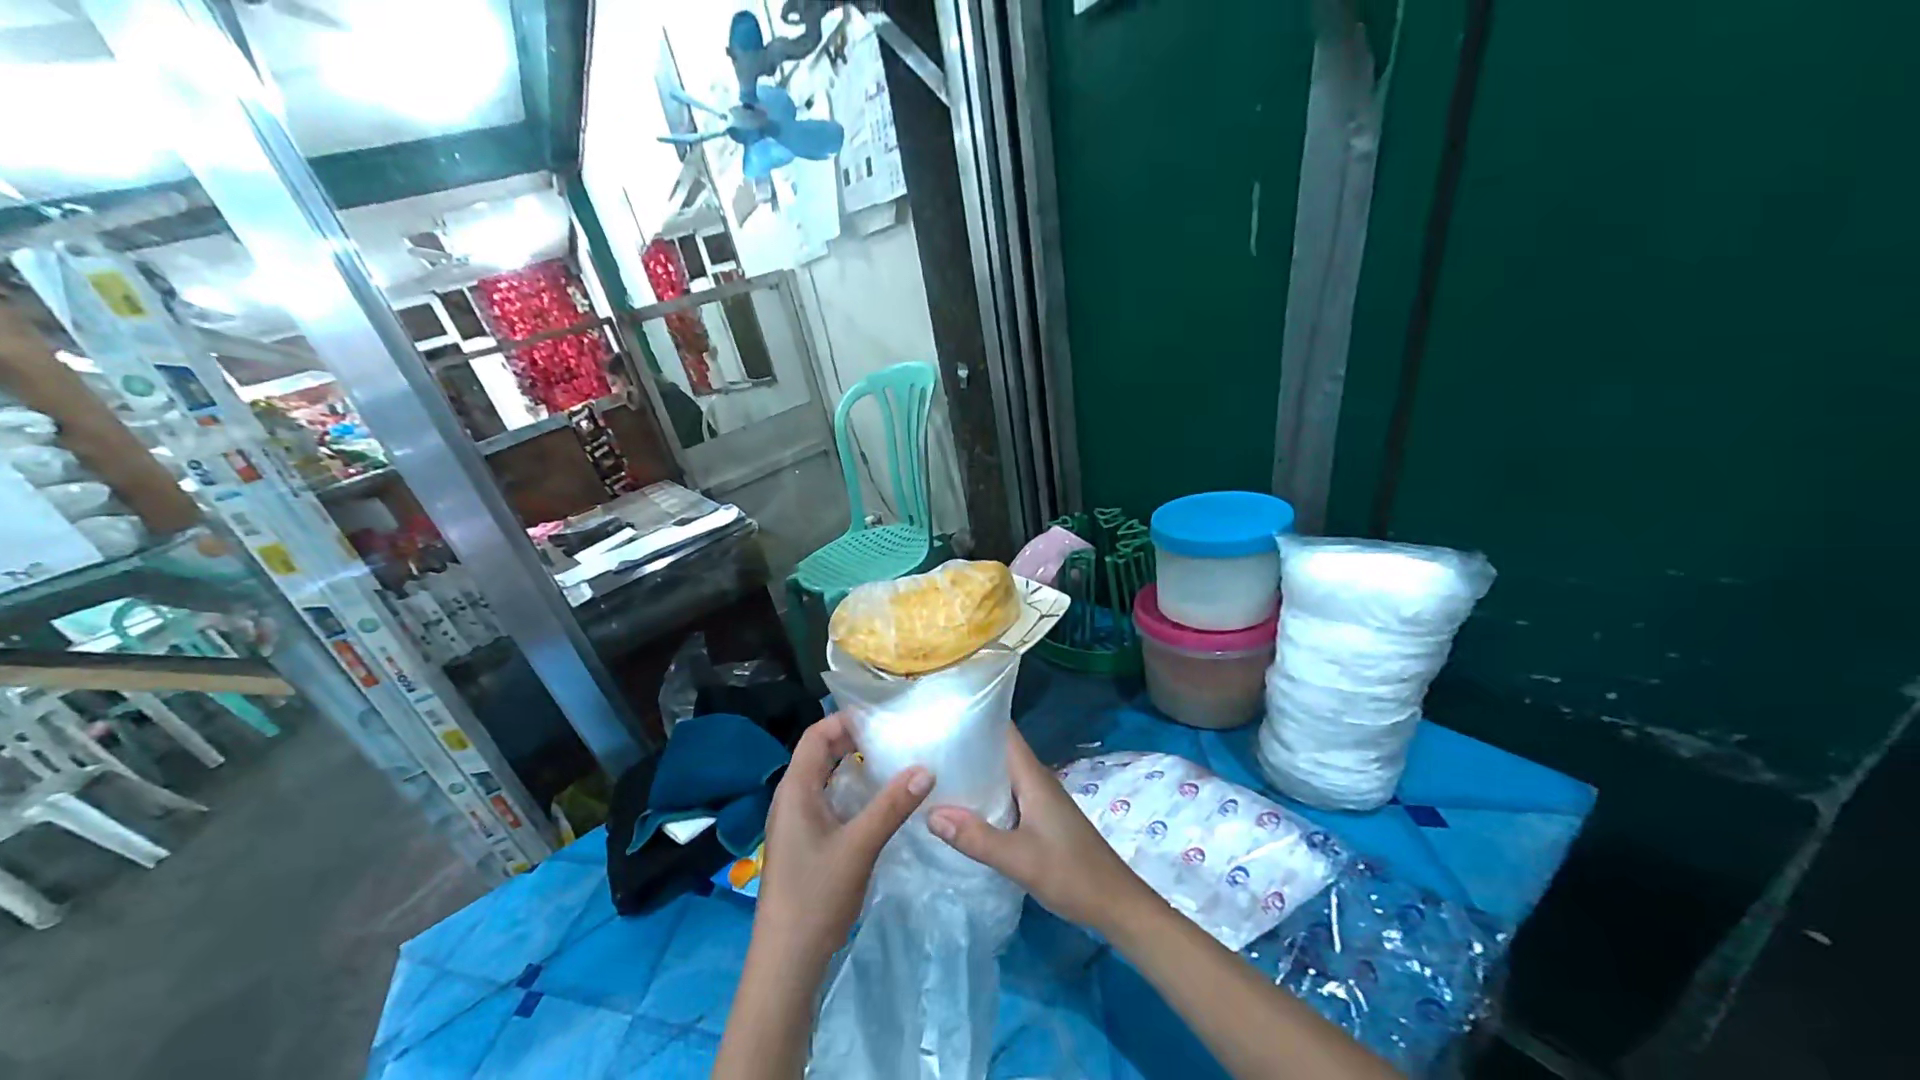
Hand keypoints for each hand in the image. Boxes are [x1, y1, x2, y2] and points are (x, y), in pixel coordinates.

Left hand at [753, 712, 933, 965]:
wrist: (787, 959)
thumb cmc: (816, 895)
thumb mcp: (859, 846)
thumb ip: (891, 806)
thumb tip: (926, 768)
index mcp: (795, 790)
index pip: (815, 736)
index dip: (845, 720)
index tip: (883, 716)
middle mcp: (792, 800)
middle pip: (820, 754)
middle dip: (854, 741)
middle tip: (895, 736)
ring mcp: (797, 823)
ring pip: (826, 780)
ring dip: (855, 767)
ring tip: (895, 762)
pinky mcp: (806, 843)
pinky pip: (830, 802)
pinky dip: (853, 793)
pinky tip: (881, 803)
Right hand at [927, 728, 1155, 933]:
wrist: (1116, 905)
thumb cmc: (1072, 874)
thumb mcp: (1019, 859)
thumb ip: (976, 837)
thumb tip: (929, 813)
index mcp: (1033, 777)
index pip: (1003, 732)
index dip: (974, 719)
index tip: (939, 715)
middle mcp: (1035, 781)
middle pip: (997, 752)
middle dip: (964, 748)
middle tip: (923, 747)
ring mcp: (1038, 802)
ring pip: (999, 777)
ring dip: (971, 775)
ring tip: (931, 774)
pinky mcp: (1038, 821)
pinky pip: (1004, 798)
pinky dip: (982, 798)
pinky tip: (959, 811)